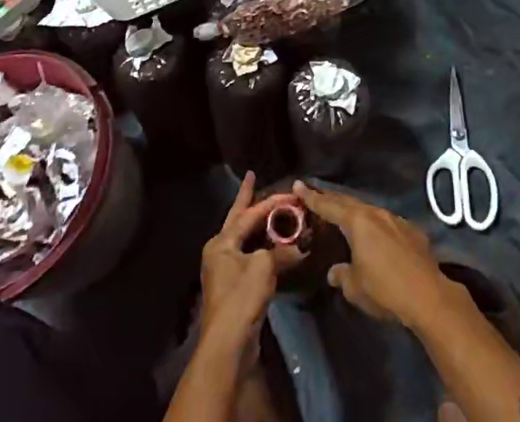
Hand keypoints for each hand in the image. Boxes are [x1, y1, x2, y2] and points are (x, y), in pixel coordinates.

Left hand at [198, 172, 300, 356]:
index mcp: (221, 243)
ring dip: (259, 224)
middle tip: (251, 178)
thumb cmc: (242, 296)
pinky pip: (251, 256)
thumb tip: (299, 248)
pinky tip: (274, 243)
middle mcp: (220, 252)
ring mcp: (225, 270)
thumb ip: (282, 251)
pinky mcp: (235, 286)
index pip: (249, 214)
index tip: (289, 191)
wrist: (229, 342)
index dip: (271, 201)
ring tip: (268, 207)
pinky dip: (263, 246)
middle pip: (238, 220)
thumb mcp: (264, 267)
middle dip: (246, 199)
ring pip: (245, 238)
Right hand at [295, 181, 463, 330]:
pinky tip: (373, 234)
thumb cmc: (384, 289)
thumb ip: (341, 274)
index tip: (298, 185)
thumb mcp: (354, 286)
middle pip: (350, 203)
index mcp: (359, 222)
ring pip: (370, 211)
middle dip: (331, 199)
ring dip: (354, 212)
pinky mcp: (412, 232)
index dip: (312, 197)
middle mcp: (377, 214)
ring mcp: (397, 220)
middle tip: (315, 195)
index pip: (330, 206)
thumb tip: (335, 270)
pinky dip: (373, 225)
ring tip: (342, 214)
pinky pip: (386, 222)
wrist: (427, 296)